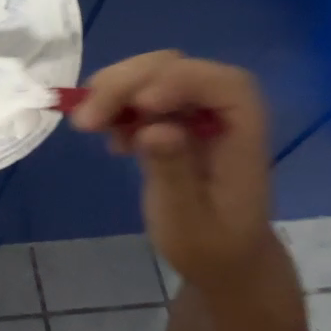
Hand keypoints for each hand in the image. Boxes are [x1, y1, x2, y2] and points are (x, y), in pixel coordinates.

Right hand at [70, 51, 278, 289]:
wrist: (221, 261)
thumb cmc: (212, 247)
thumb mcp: (189, 223)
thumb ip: (174, 174)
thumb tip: (156, 128)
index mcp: (244, 133)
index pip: (224, 85)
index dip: (182, 81)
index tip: (142, 104)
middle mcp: (221, 111)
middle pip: (176, 68)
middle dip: (128, 83)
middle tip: (86, 117)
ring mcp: (194, 110)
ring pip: (152, 73)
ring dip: (114, 89)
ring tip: (86, 123)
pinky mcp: (171, 116)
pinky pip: (140, 91)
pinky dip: (116, 103)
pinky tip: (107, 135)